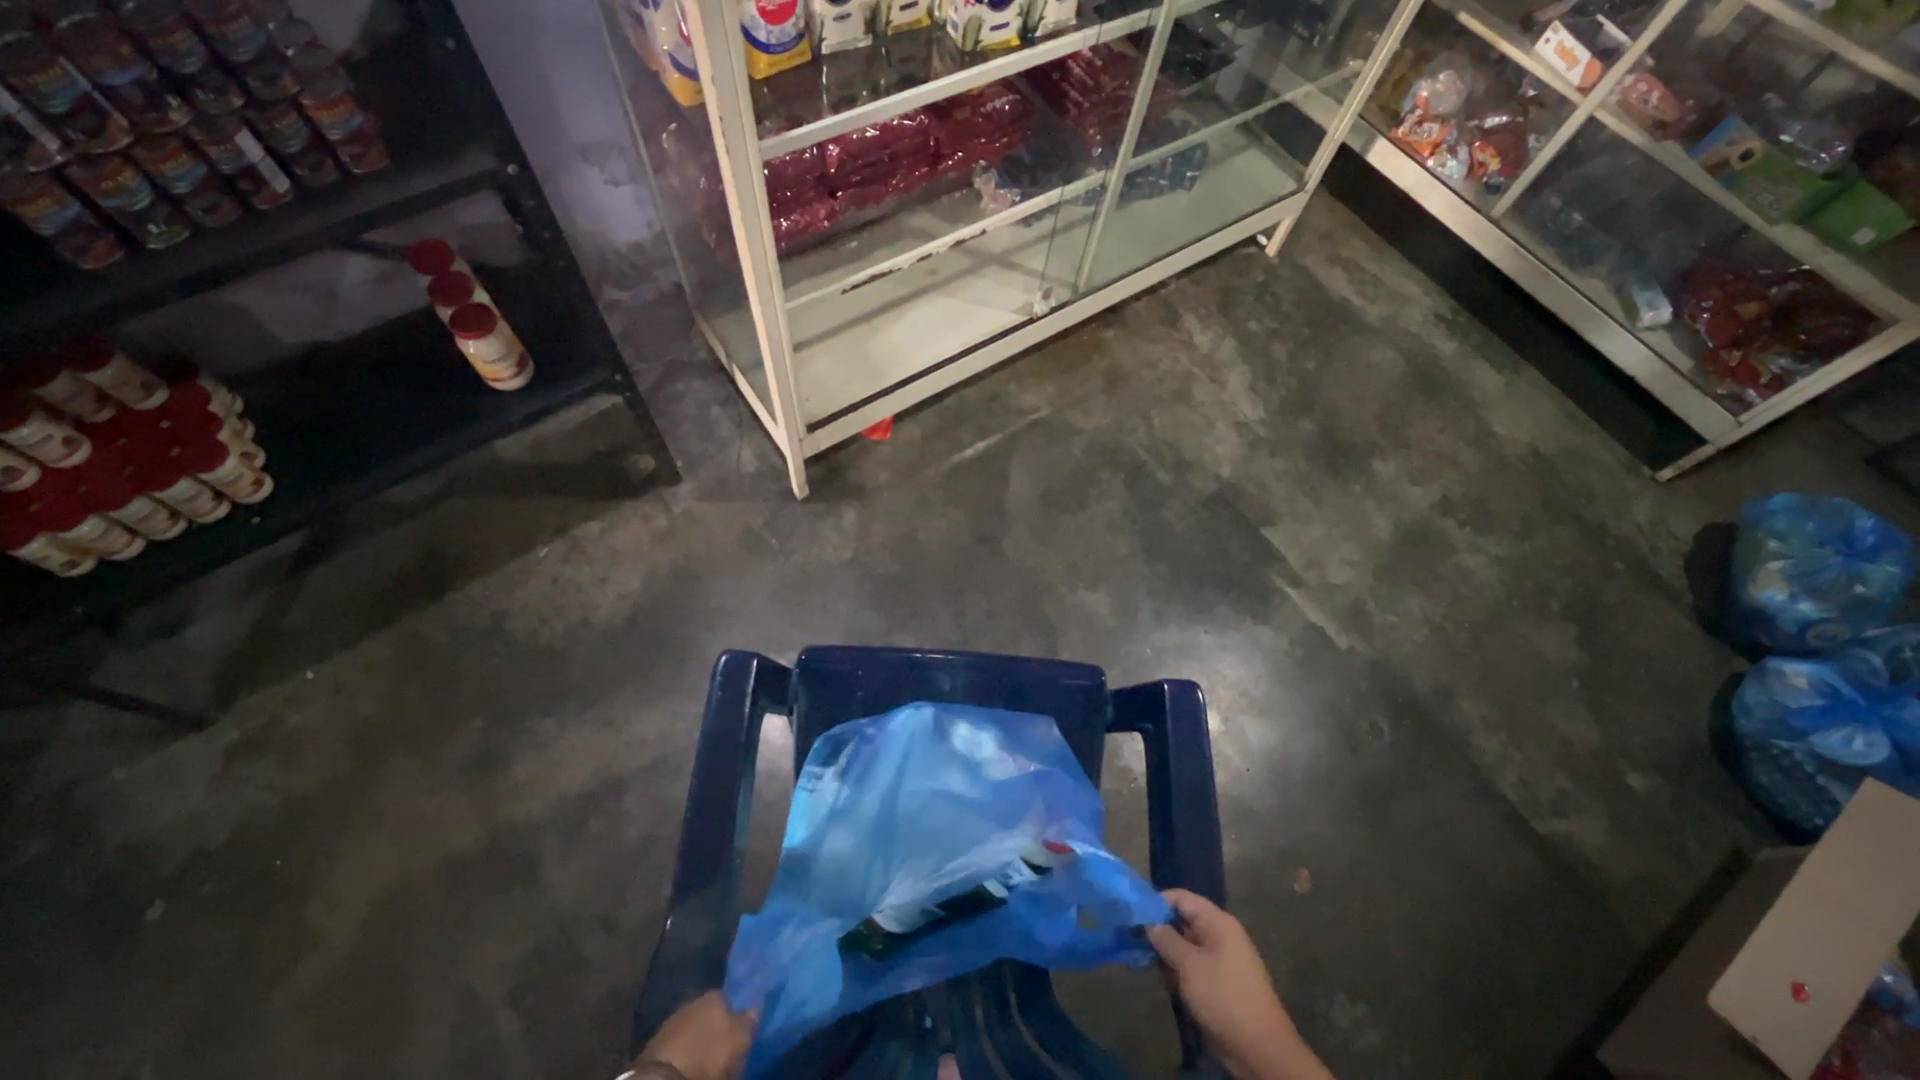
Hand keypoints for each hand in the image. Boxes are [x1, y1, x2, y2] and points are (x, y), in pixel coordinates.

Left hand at [636, 991, 757, 1079]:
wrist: (665, 1076)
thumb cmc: (710, 1052)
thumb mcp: (740, 1037)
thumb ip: (749, 1019)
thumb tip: (755, 1005)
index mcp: (713, 995)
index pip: (729, 997)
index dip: (736, 1012)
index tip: (742, 1026)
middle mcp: (692, 1002)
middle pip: (709, 1012)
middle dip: (716, 1024)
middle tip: (726, 1042)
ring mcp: (672, 1021)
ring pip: (693, 1027)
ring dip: (699, 1038)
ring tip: (708, 1054)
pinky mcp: (657, 1043)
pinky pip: (679, 1043)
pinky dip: (685, 1050)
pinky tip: (690, 1061)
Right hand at [1146, 889, 1332, 1079]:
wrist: (1258, 1047)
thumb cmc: (1223, 997)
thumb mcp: (1189, 965)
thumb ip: (1166, 939)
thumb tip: (1149, 921)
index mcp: (1218, 923)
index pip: (1182, 898)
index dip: (1156, 902)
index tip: (1131, 915)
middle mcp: (1218, 936)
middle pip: (1181, 921)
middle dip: (1157, 930)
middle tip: (1130, 940)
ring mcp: (1217, 960)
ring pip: (1183, 946)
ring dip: (1164, 954)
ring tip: (1141, 962)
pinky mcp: (1215, 982)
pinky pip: (1189, 966)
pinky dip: (1174, 970)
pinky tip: (1161, 981)